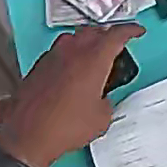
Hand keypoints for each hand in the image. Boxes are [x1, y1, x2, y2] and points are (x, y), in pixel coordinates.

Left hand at [0, 23, 144, 166]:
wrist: (29, 135)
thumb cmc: (62, 126)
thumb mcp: (100, 118)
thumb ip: (106, 101)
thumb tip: (102, 100)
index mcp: (94, 59)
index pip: (116, 34)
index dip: (130, 31)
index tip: (137, 31)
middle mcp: (72, 51)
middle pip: (95, 31)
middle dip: (109, 35)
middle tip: (117, 43)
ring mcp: (53, 56)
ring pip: (75, 37)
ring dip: (88, 41)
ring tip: (95, 55)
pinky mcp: (39, 66)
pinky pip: (59, 50)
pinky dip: (71, 54)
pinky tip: (73, 69)